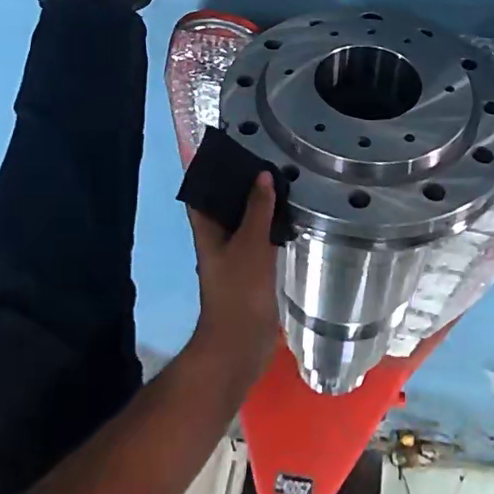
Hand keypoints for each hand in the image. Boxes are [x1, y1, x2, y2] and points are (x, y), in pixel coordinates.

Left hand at [184, 172, 280, 387]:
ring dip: (259, 205)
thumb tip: (262, 175)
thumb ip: (257, 210)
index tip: (229, 151)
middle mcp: (218, 240)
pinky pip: (261, 239)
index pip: (202, 195)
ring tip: (281, 179)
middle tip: (265, 159)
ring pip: (246, 222)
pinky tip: (291, 214)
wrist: (241, 342)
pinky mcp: (254, 270)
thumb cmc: (238, 290)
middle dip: (241, 185)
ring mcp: (236, 256)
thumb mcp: (249, 244)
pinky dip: (272, 225)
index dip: (211, 173)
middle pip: (226, 206)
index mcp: (207, 232)